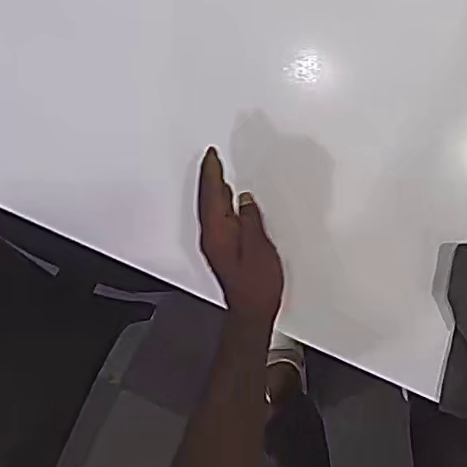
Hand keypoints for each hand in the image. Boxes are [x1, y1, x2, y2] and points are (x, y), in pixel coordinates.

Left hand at [196, 147, 283, 330]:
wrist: (252, 311)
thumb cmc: (256, 285)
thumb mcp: (259, 247)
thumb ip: (251, 220)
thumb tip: (245, 200)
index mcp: (217, 232)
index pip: (211, 194)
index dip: (211, 172)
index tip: (212, 155)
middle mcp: (212, 236)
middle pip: (207, 198)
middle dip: (209, 176)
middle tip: (212, 157)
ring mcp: (215, 243)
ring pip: (211, 207)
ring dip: (214, 188)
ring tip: (218, 172)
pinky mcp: (222, 248)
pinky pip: (217, 217)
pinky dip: (219, 202)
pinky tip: (227, 199)